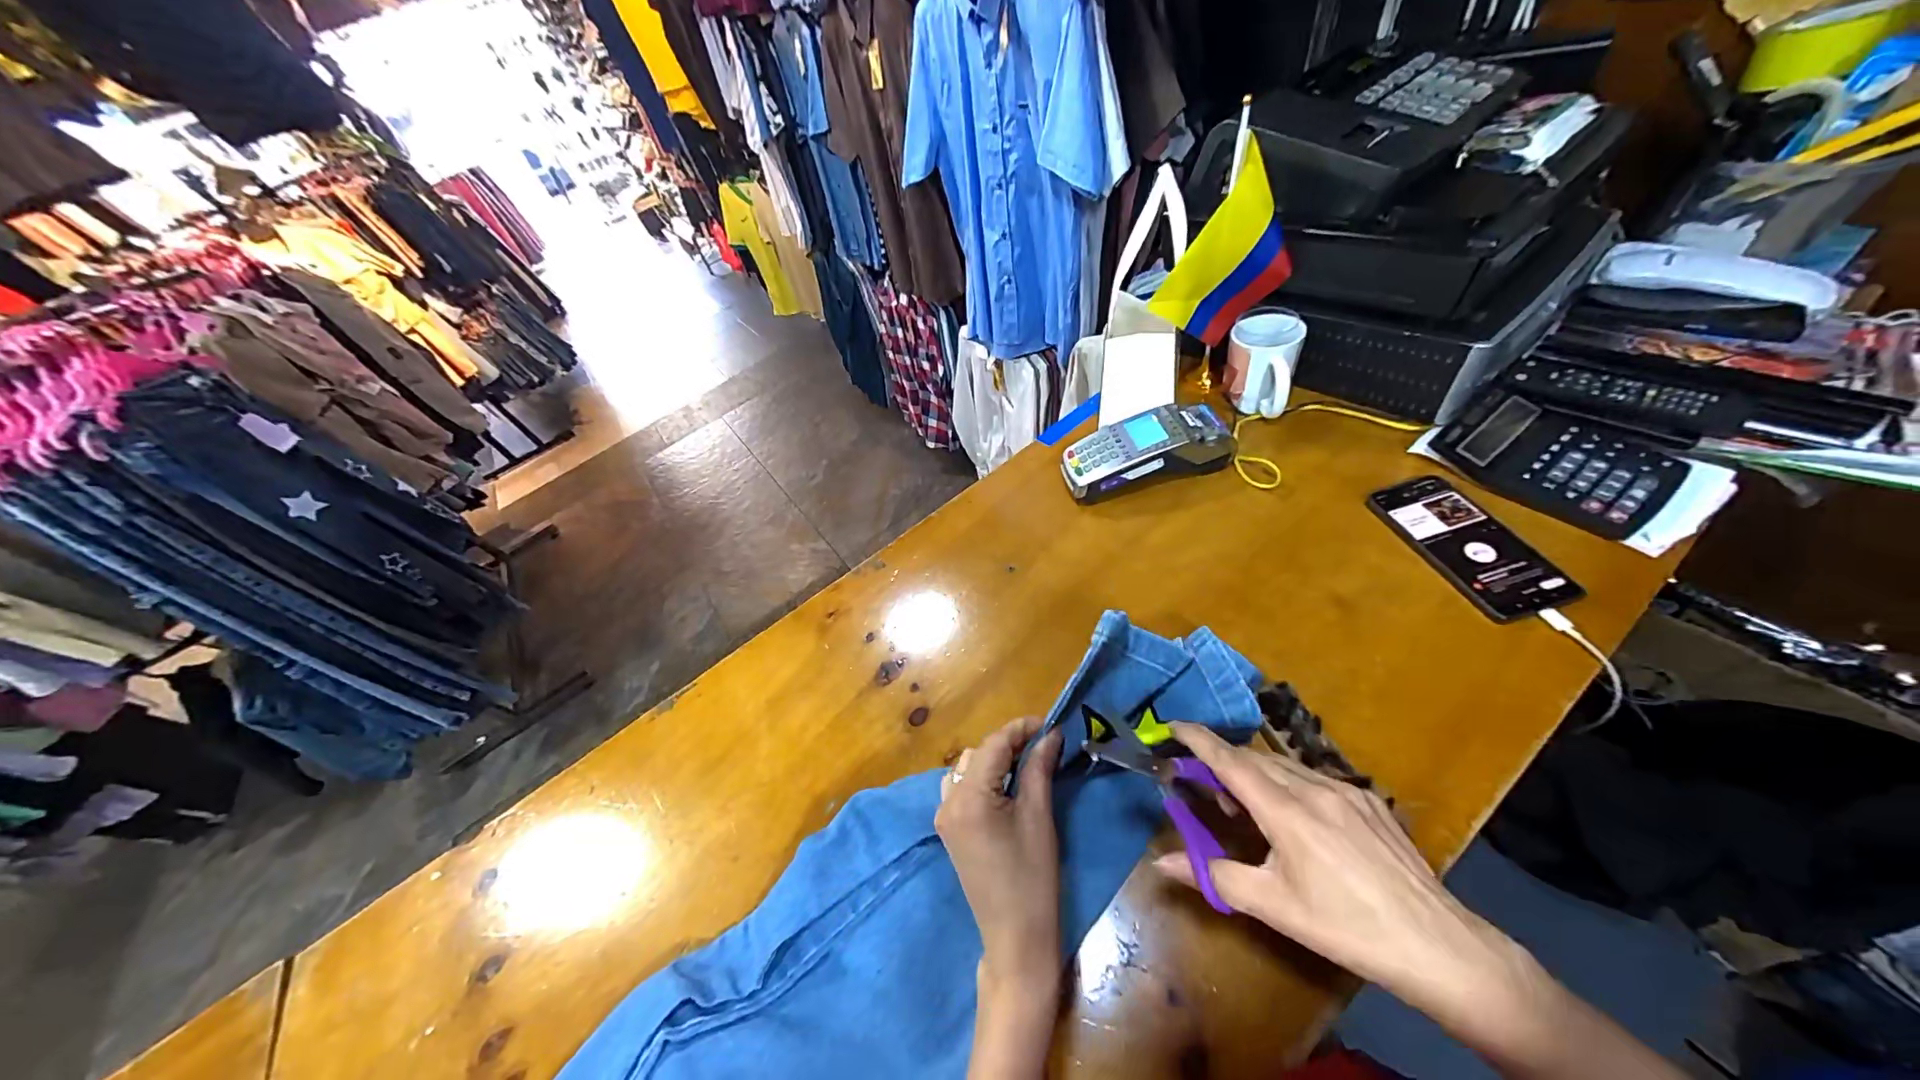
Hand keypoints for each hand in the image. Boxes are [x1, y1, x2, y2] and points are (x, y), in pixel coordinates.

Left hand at [936, 717, 1065, 988]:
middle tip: (1043, 745)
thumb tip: (1050, 735)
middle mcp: (947, 801)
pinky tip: (1005, 786)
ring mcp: (944, 816)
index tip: (1050, 724)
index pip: (993, 745)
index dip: (1021, 728)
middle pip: (977, 754)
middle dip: (1008, 744)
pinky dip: (982, 778)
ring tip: (1026, 764)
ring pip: (965, 769)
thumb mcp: (1039, 816)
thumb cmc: (1033, 877)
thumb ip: (1039, 768)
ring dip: (994, 760)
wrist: (1015, 935)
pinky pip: (960, 788)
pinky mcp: (949, 830)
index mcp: (968, 797)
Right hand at [1154, 723, 1536, 1031]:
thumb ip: (1214, 876)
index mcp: (1287, 812)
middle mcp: (1315, 789)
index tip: (1173, 725)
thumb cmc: (1344, 927)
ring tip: (1242, 801)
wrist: (1437, 945)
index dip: (1199, 740)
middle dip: (1222, 760)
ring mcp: (1347, 791)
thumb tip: (1161, 861)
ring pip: (1286, 766)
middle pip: (1255, 759)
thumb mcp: (1273, 906)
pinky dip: (1288, 782)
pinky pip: (1315, 778)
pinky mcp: (1370, 802)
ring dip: (1255, 772)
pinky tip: (1292, 812)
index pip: (1231, 762)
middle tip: (1200, 781)